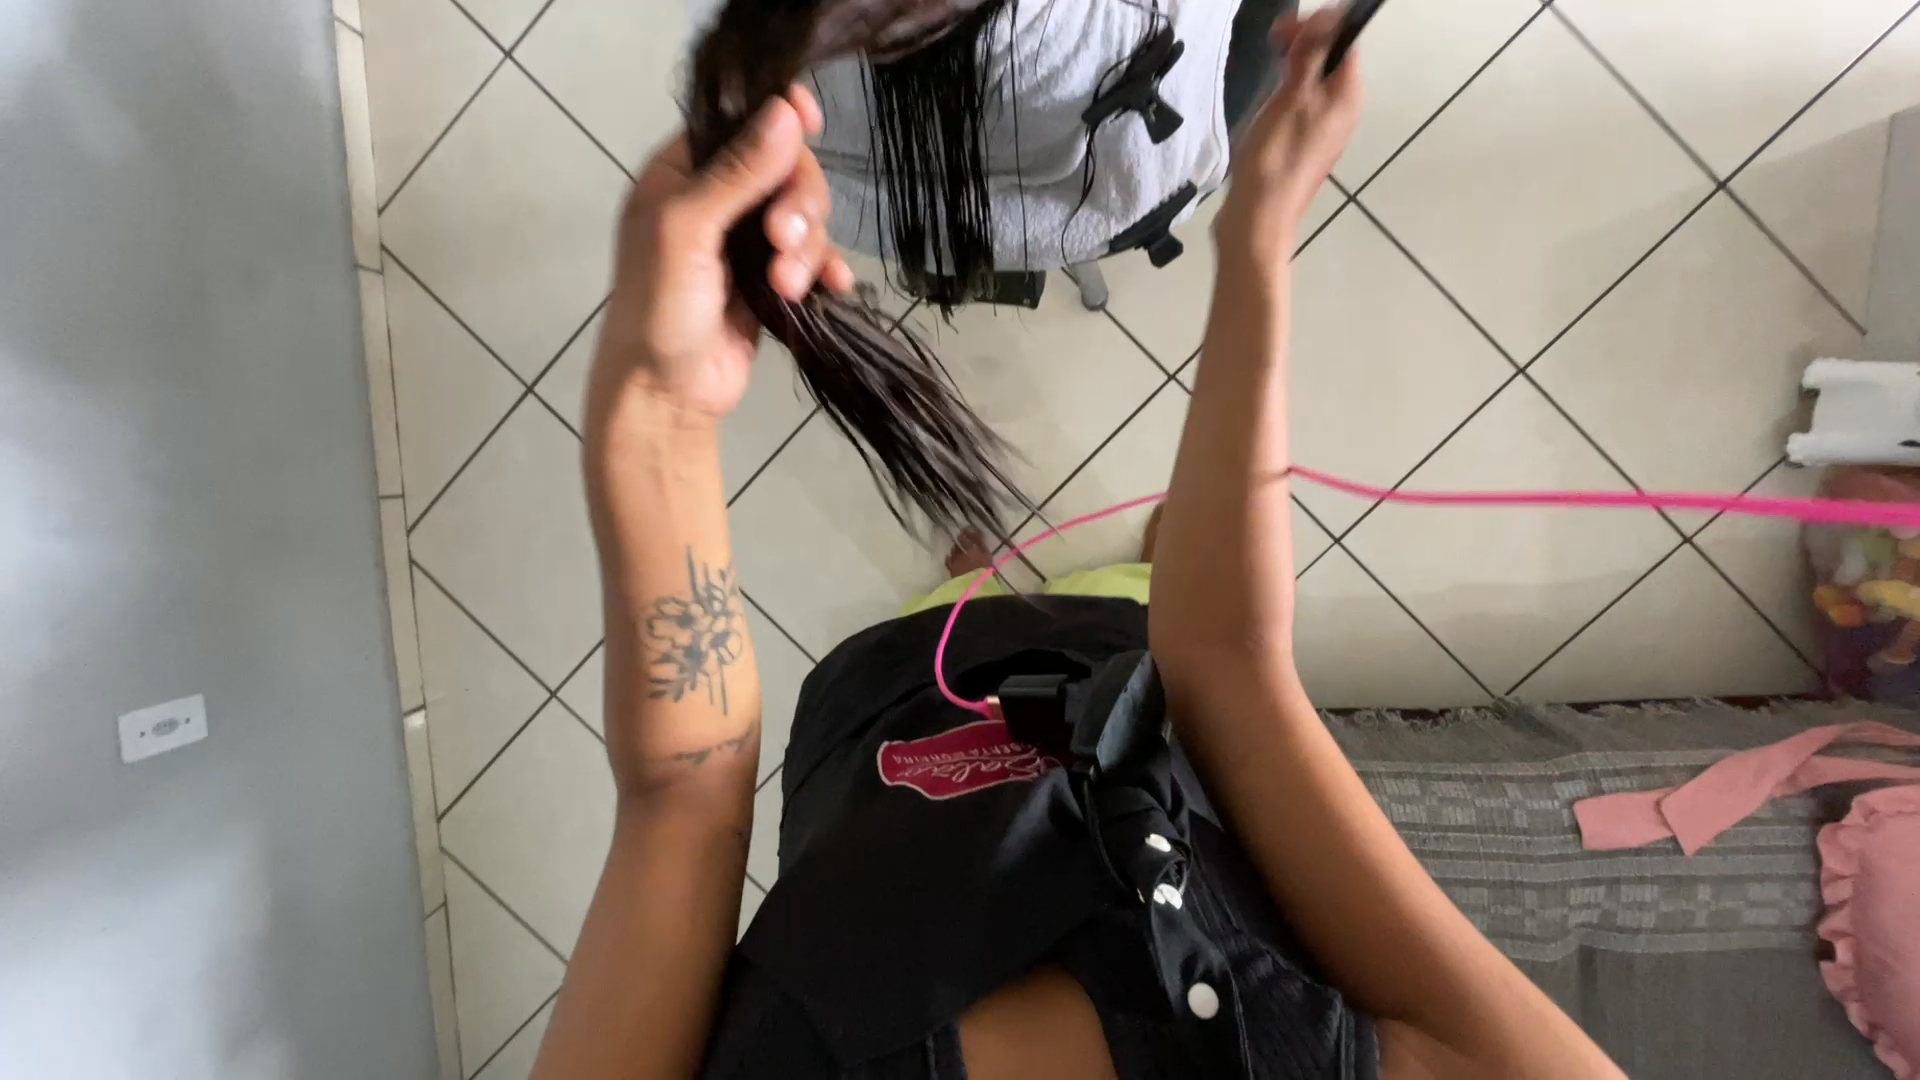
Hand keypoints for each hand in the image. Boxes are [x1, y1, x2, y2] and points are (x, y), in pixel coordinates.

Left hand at [588, 84, 852, 431]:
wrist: (669, 393)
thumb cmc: (659, 309)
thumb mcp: (688, 232)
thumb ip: (738, 174)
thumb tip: (787, 110)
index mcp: (684, 173)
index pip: (741, 124)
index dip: (777, 119)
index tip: (810, 122)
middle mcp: (720, 201)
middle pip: (786, 172)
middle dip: (797, 206)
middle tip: (782, 241)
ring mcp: (748, 244)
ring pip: (805, 219)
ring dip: (806, 249)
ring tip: (787, 287)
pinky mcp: (773, 282)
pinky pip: (813, 260)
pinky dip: (825, 270)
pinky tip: (832, 287)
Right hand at [1216, 8, 1362, 263]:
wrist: (1256, 223)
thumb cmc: (1273, 160)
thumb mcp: (1291, 97)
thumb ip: (1311, 53)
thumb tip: (1330, 14)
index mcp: (1347, 97)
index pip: (1344, 40)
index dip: (1317, 25)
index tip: (1280, 30)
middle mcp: (1341, 114)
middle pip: (1328, 64)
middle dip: (1301, 47)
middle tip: (1269, 45)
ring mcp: (1320, 137)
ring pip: (1311, 89)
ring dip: (1289, 74)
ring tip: (1263, 76)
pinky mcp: (1298, 154)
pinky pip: (1298, 114)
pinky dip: (1282, 102)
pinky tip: (1262, 111)